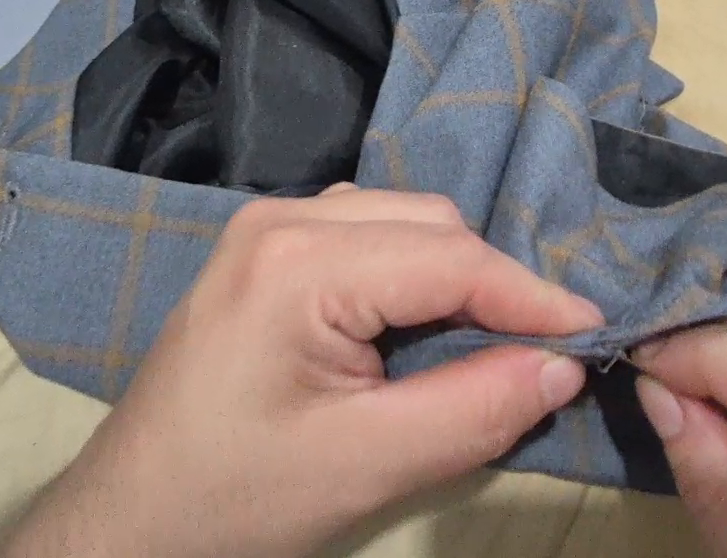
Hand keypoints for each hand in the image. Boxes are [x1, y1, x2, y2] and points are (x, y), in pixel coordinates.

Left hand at [0, 185, 603, 557]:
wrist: (132, 511)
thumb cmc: (236, 497)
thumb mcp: (366, 466)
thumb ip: (474, 410)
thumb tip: (559, 363)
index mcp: (300, 261)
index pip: (446, 256)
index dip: (528, 294)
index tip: (594, 331)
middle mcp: (282, 216)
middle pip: (424, 223)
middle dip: (488, 281)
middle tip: (532, 349)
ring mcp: (266, 223)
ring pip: (397, 217)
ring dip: (449, 270)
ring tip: (478, 337)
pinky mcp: (263, 244)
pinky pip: (361, 228)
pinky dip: (406, 265)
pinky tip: (411, 317)